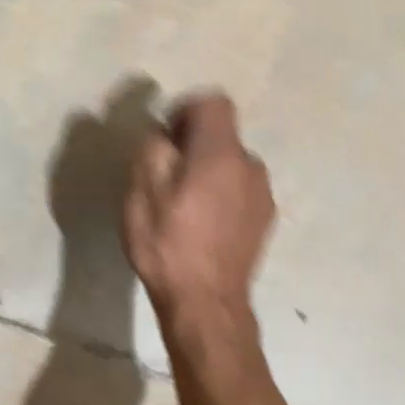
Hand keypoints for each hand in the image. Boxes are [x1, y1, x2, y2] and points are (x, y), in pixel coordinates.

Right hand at [121, 93, 273, 317]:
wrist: (205, 301)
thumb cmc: (167, 245)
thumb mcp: (141, 194)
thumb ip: (152, 151)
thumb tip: (162, 134)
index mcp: (220, 154)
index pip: (213, 103)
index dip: (184, 111)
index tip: (163, 138)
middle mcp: (250, 165)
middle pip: (221, 136)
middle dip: (191, 146)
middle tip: (162, 178)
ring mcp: (262, 193)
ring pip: (229, 165)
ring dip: (206, 173)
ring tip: (180, 207)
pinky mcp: (264, 218)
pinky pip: (238, 191)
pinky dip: (219, 196)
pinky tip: (199, 227)